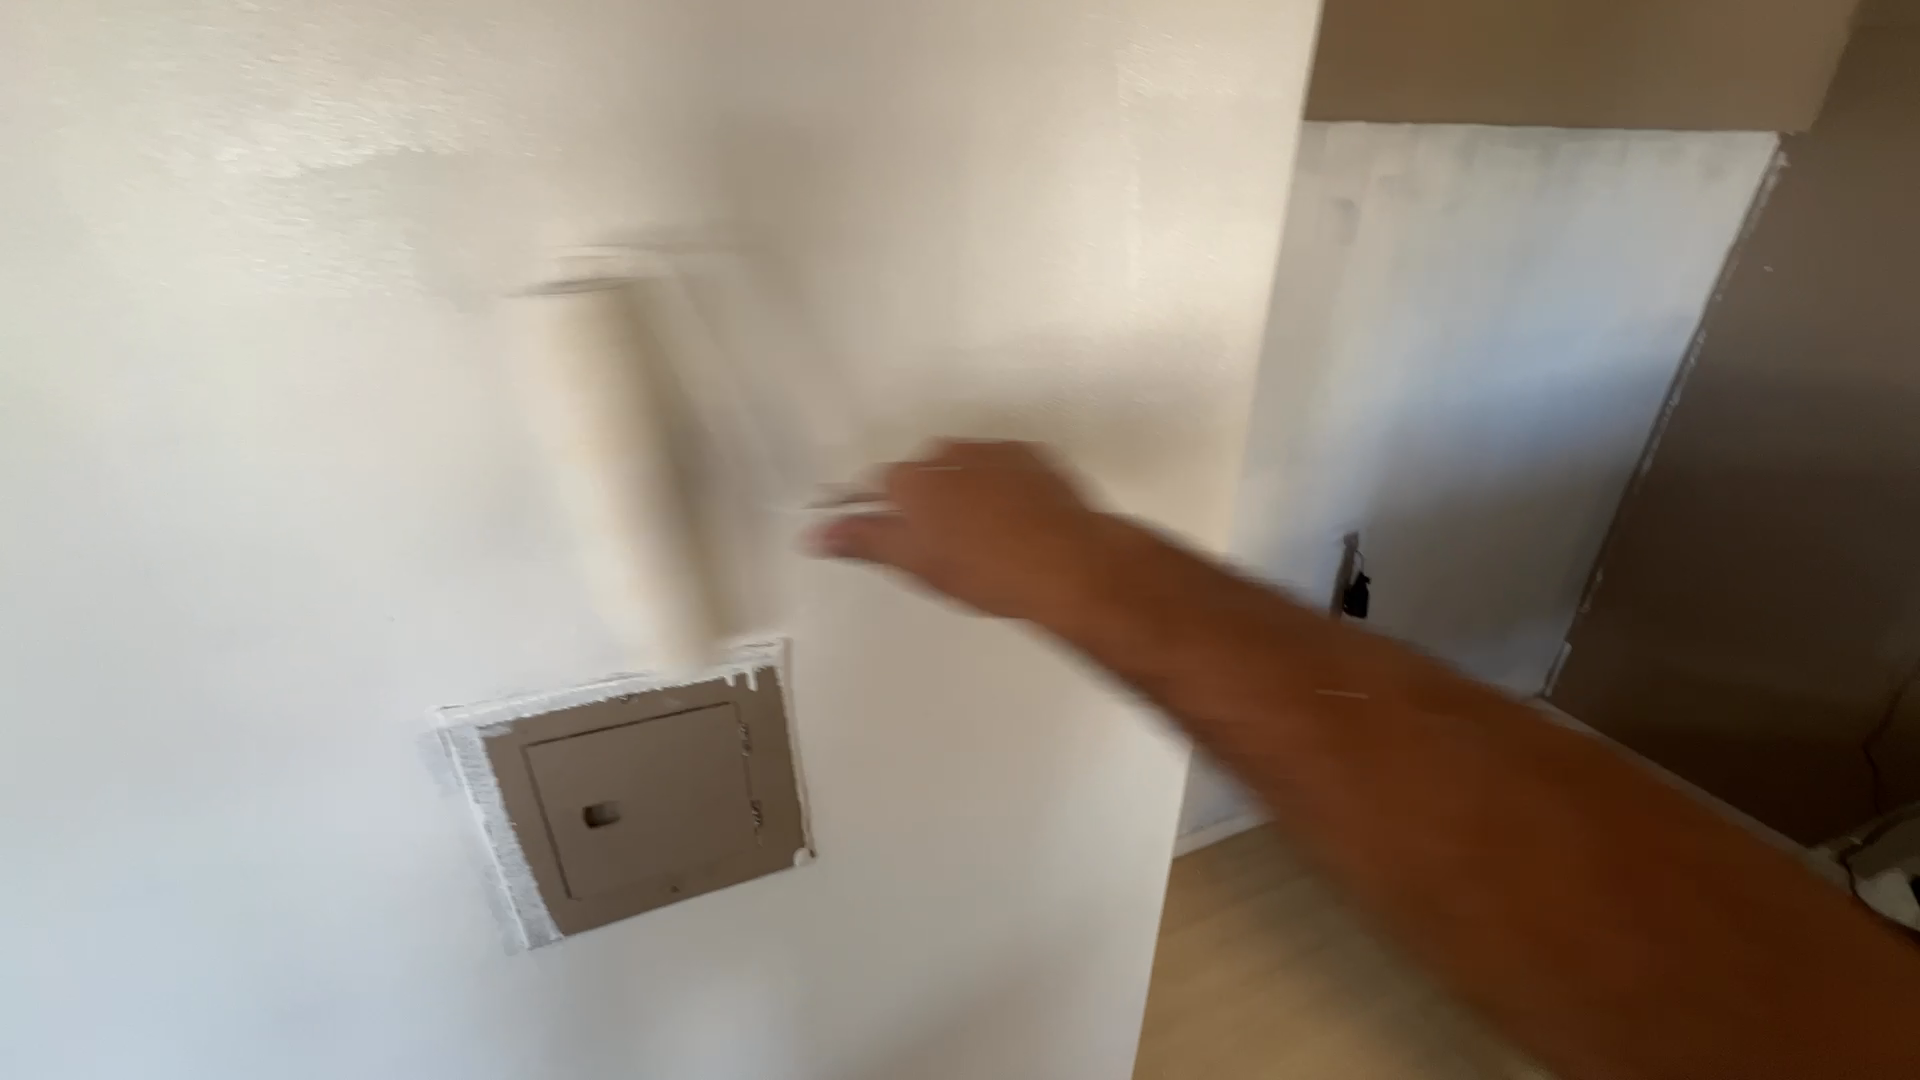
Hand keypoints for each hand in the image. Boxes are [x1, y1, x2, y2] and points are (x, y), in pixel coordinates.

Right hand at [809, 439, 1118, 622]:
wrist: (1067, 564)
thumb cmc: (984, 569)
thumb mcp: (915, 564)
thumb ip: (862, 540)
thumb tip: (813, 533)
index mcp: (912, 479)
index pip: (878, 488)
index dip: (888, 516)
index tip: (905, 543)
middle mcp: (949, 453)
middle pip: (924, 477)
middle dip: (930, 506)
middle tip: (949, 552)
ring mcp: (995, 451)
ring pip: (965, 471)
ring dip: (968, 495)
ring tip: (988, 542)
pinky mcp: (1035, 457)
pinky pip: (1005, 470)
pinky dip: (1004, 490)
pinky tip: (1018, 524)